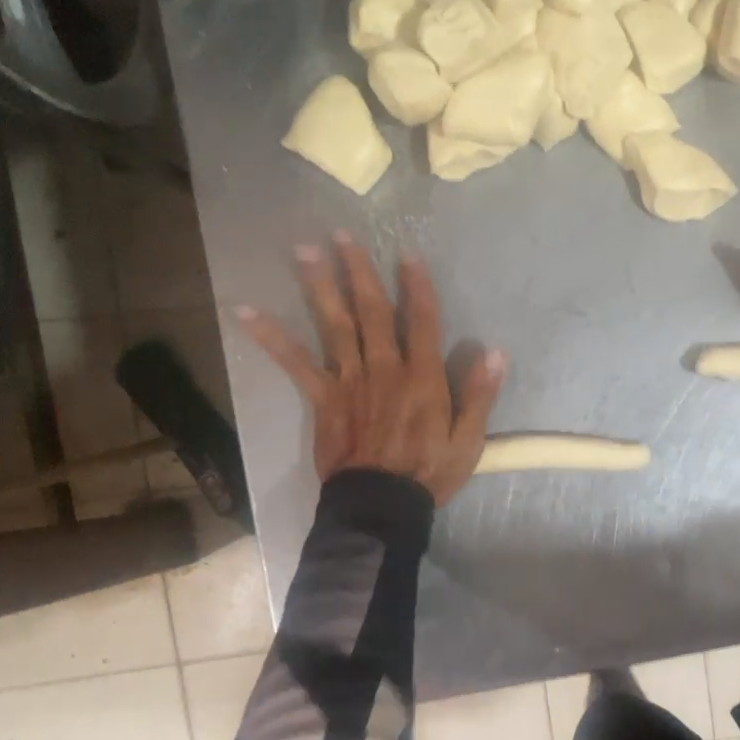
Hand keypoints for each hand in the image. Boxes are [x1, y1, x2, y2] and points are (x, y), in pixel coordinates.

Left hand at [235, 233, 505, 505]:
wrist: (381, 504)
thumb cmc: (429, 473)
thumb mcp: (469, 440)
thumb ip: (480, 395)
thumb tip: (494, 352)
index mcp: (423, 378)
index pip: (421, 322)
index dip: (417, 287)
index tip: (408, 255)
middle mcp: (384, 369)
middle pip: (371, 312)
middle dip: (358, 271)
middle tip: (343, 235)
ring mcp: (350, 381)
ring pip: (334, 325)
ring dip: (319, 286)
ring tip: (304, 250)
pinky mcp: (324, 399)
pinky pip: (295, 364)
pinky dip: (271, 337)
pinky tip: (245, 310)